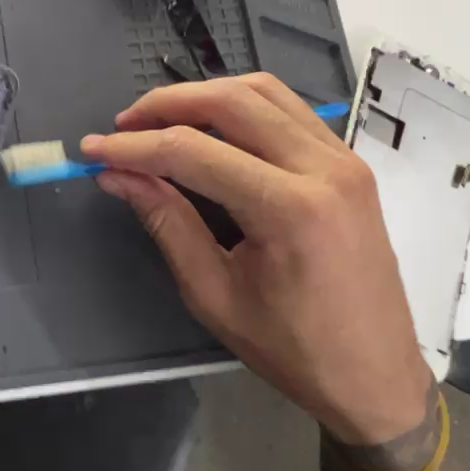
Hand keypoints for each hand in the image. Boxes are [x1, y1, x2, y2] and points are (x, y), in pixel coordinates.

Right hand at [81, 74, 429, 445]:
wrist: (377, 378)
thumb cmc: (292, 349)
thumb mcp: (213, 293)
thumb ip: (166, 221)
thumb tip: (117, 175)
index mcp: (290, 209)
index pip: (193, 152)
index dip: (134, 146)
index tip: (93, 150)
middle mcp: (323, 168)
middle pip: (230, 101)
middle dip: (166, 104)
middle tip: (123, 127)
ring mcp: (344, 160)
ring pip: (263, 92)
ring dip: (204, 96)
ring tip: (160, 121)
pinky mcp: (350, 164)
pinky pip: (288, 110)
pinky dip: (240, 106)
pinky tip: (210, 129)